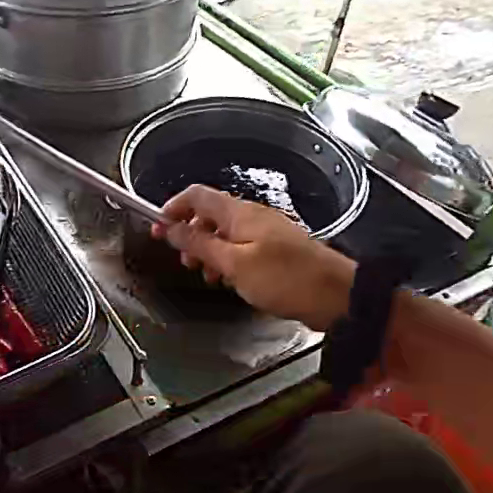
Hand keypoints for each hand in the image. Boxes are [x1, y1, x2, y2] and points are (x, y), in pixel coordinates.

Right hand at [152, 185, 356, 329]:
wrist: (335, 296)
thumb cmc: (285, 278)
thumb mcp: (233, 263)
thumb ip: (199, 244)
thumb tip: (170, 228)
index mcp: (240, 213)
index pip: (196, 196)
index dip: (172, 208)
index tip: (157, 229)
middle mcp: (251, 217)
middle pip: (207, 214)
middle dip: (188, 234)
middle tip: (182, 260)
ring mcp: (263, 233)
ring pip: (222, 233)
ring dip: (206, 250)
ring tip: (203, 274)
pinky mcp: (272, 251)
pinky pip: (238, 247)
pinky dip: (224, 260)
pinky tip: (226, 279)